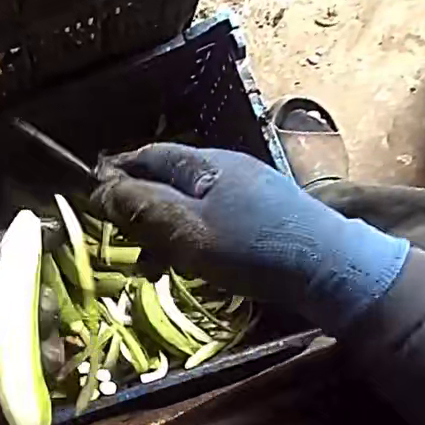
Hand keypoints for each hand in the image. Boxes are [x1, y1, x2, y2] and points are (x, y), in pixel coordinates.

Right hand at [92, 144, 410, 329]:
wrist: (328, 268)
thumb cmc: (251, 247)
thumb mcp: (187, 230)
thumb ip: (144, 208)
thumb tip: (102, 189)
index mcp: (205, 164)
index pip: (149, 156)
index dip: (119, 175)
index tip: (96, 200)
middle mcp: (226, 168)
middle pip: (169, 181)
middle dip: (142, 210)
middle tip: (125, 243)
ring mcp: (248, 190)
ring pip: (191, 204)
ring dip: (166, 231)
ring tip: (155, 265)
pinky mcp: (263, 214)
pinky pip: (214, 219)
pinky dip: (192, 238)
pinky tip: (192, 263)